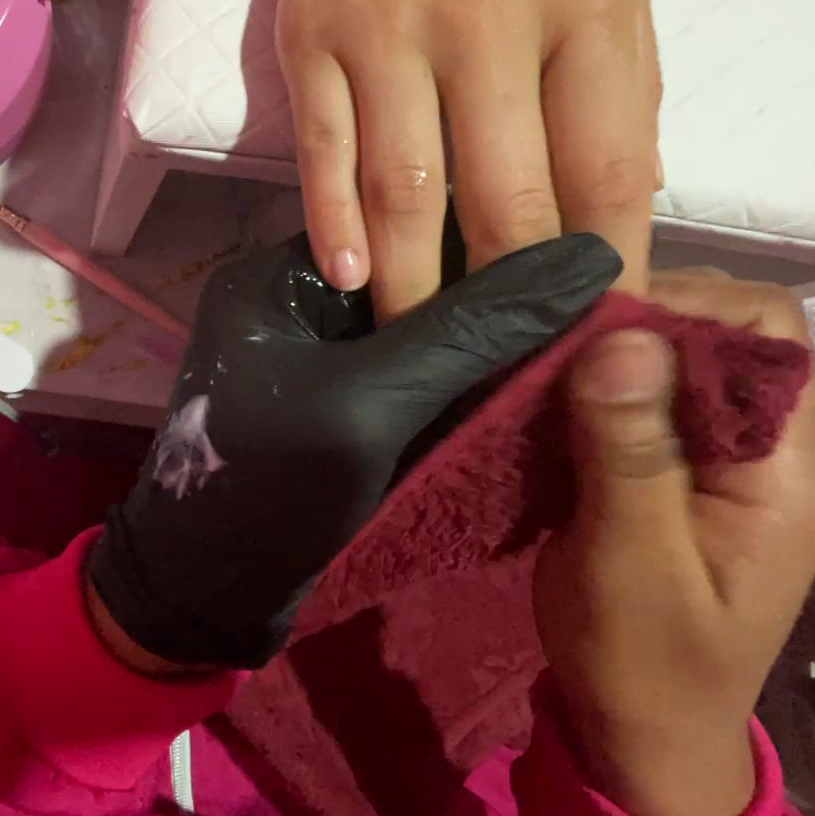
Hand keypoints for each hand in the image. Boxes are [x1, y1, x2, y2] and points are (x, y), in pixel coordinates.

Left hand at [88, 232, 620, 669]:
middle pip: (414, 275)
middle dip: (498, 291)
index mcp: (276, 276)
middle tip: (606, 298)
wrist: (207, 593)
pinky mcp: (338, 405)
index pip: (397, 222)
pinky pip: (414, 375)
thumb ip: (467, 331)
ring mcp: (316, 356)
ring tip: (592, 335)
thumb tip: (588, 257)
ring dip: (492, 340)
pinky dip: (468, 380)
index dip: (491, 229)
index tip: (590, 246)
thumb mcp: (366, 403)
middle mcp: (295, 302)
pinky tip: (539, 381)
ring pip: (422, 328)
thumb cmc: (266, 487)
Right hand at [238, 0, 660, 317]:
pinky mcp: (310, 44)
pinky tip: (344, 276)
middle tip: (499, 365)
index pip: (605, 165)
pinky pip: (324, 151)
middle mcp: (486, 21)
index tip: (588, 334)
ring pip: (404, 186)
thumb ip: (615, 88)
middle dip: (503, 297)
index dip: (599, 265)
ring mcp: (386, 34)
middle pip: (504, 192)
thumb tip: (609, 211)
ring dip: (411, 281)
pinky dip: (331, 222)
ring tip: (414, 345)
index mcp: (587, 4)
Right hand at [533, 272, 814, 815]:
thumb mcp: (631, 560)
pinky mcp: (667, 469)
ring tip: (530, 363)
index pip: (764, 334)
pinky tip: (535, 397)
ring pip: (669, 362)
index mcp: (781, 465)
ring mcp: (714, 457)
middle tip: (544, 342)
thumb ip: (631, 453)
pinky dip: (583, 386)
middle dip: (630, 323)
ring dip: (599, 353)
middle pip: (718, 335)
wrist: (638, 725)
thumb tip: (622, 339)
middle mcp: (760, 446)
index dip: (678, 308)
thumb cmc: (642, 656)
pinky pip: (633, 399)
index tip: (582, 326)